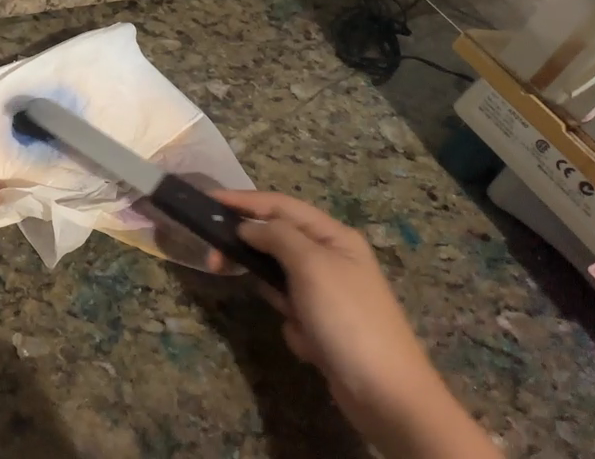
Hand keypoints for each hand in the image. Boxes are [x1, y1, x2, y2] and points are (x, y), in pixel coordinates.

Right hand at [211, 190, 482, 455]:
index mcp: (334, 236)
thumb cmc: (348, 318)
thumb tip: (247, 226)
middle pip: (276, 239)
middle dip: (248, 248)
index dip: (244, 200)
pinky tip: (309, 344)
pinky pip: (289, 310)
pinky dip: (291, 324)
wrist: (387, 395)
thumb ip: (276, 236)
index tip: (207, 200)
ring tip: (291, 315)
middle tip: (213, 259)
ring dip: (276, 294)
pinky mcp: (321, 324)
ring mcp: (326, 293)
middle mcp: (330, 258)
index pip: (280, 205)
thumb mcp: (311, 265)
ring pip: (279, 276)